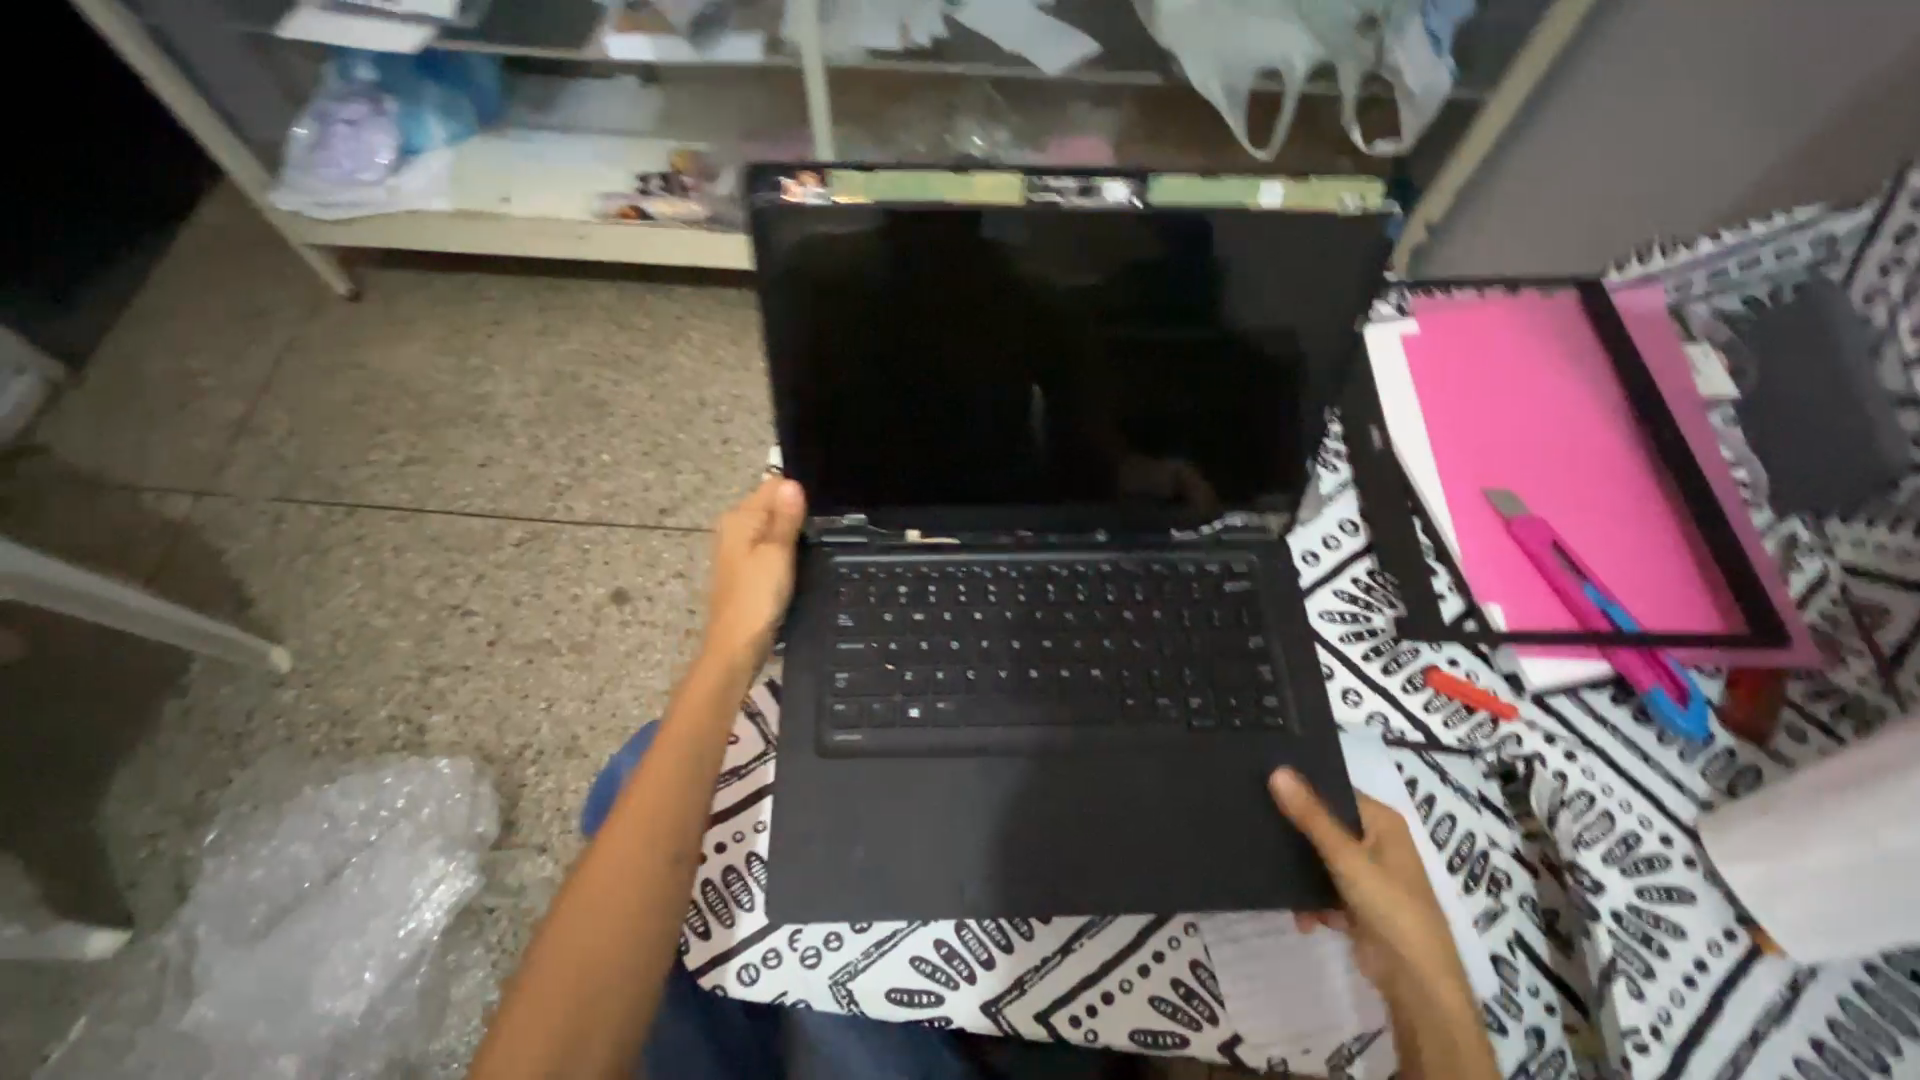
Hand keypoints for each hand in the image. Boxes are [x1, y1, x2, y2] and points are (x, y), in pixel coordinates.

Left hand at [701, 477, 806, 669]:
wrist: (736, 646)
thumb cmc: (757, 597)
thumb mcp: (778, 553)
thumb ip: (786, 517)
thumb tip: (793, 483)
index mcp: (740, 517)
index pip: (775, 485)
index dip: (799, 497)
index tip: (820, 517)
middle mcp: (734, 527)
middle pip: (773, 506)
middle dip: (797, 516)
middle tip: (823, 535)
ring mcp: (738, 548)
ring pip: (773, 528)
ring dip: (792, 536)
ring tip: (814, 551)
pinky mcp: (744, 568)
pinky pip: (769, 547)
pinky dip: (784, 552)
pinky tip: (798, 567)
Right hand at [1268, 769, 1468, 999]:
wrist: (1415, 980)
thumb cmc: (1390, 906)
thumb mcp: (1346, 858)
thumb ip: (1311, 816)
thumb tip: (1277, 770)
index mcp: (1382, 822)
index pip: (1335, 790)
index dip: (1302, 787)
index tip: (1262, 784)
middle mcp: (1376, 841)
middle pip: (1324, 826)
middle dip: (1295, 836)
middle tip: (1257, 829)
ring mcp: (1367, 874)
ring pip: (1319, 860)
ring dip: (1301, 877)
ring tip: (1280, 888)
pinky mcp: (1358, 902)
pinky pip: (1323, 889)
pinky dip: (1313, 903)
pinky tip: (1306, 919)